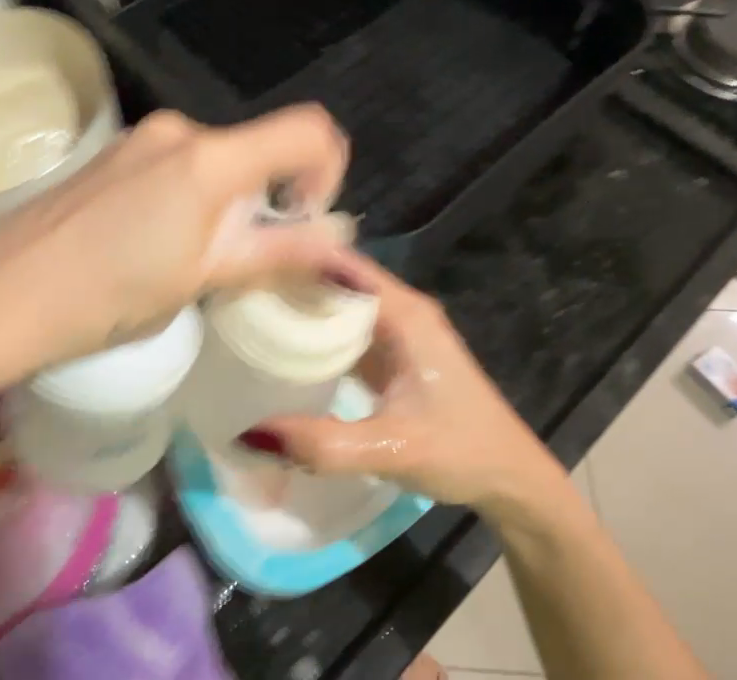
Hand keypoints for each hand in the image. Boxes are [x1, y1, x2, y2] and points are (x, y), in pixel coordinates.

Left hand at [0, 104, 354, 373]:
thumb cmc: (105, 296)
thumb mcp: (201, 279)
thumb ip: (278, 254)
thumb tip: (343, 247)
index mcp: (210, 158)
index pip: (309, 130)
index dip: (329, 171)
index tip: (306, 223)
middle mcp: (180, 130)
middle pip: (259, 150)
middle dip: (268, 203)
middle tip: (237, 265)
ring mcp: (140, 138)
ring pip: (218, 163)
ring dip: (227, 205)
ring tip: (186, 265)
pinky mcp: (113, 155)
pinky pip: (178, 166)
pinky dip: (191, 200)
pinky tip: (150, 248)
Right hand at [246, 253, 562, 512]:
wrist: (509, 479)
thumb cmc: (461, 451)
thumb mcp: (392, 449)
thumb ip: (324, 444)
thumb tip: (246, 435)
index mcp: (404, 313)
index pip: (338, 263)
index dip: (291, 257)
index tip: (239, 262)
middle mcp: (399, 311)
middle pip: (333, 278)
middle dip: (285, 280)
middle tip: (227, 291)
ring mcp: (395, 333)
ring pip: (336, 304)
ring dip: (296, 306)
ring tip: (240, 312)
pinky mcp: (391, 356)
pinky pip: (342, 331)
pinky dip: (312, 334)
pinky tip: (275, 348)